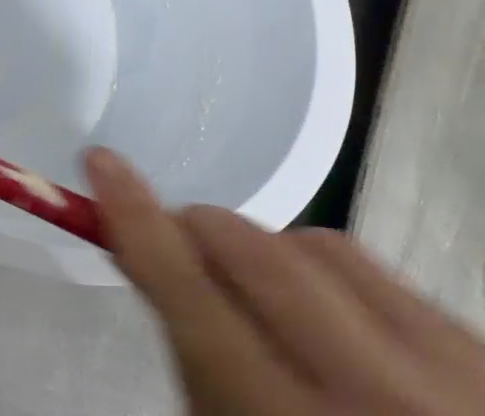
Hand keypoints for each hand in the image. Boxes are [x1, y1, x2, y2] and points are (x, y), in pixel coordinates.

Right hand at [86, 147, 484, 414]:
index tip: (101, 161)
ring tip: (269, 292)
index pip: (187, 285)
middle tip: (179, 233)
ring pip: (326, 248)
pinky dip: (344, 285)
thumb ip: (185, 336)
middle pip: (258, 252)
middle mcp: (375, 393)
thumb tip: (144, 239)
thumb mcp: (217, 415)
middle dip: (202, 226)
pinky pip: (394, 280)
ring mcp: (456, 378)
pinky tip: (342, 324)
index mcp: (278, 415)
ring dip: (275, 253)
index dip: (135, 214)